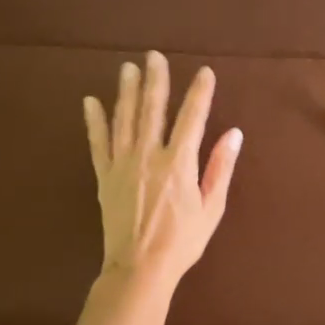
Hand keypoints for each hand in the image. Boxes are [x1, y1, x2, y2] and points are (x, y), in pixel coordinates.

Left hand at [84, 52, 242, 287]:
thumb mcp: (212, 207)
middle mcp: (150, 156)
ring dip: (126, 91)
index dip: (200, 93)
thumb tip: (234, 134)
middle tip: (154, 56)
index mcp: (179, 163)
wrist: (140, 268)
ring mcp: (123, 164)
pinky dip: (94, 121)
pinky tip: (90, 102)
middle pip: (153, 109)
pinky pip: (98, 143)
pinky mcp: (104, 176)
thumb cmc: (183, 241)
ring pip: (124, 119)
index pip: (193, 118)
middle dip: (156, 80)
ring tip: (128, 68)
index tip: (205, 72)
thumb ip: (221, 168)